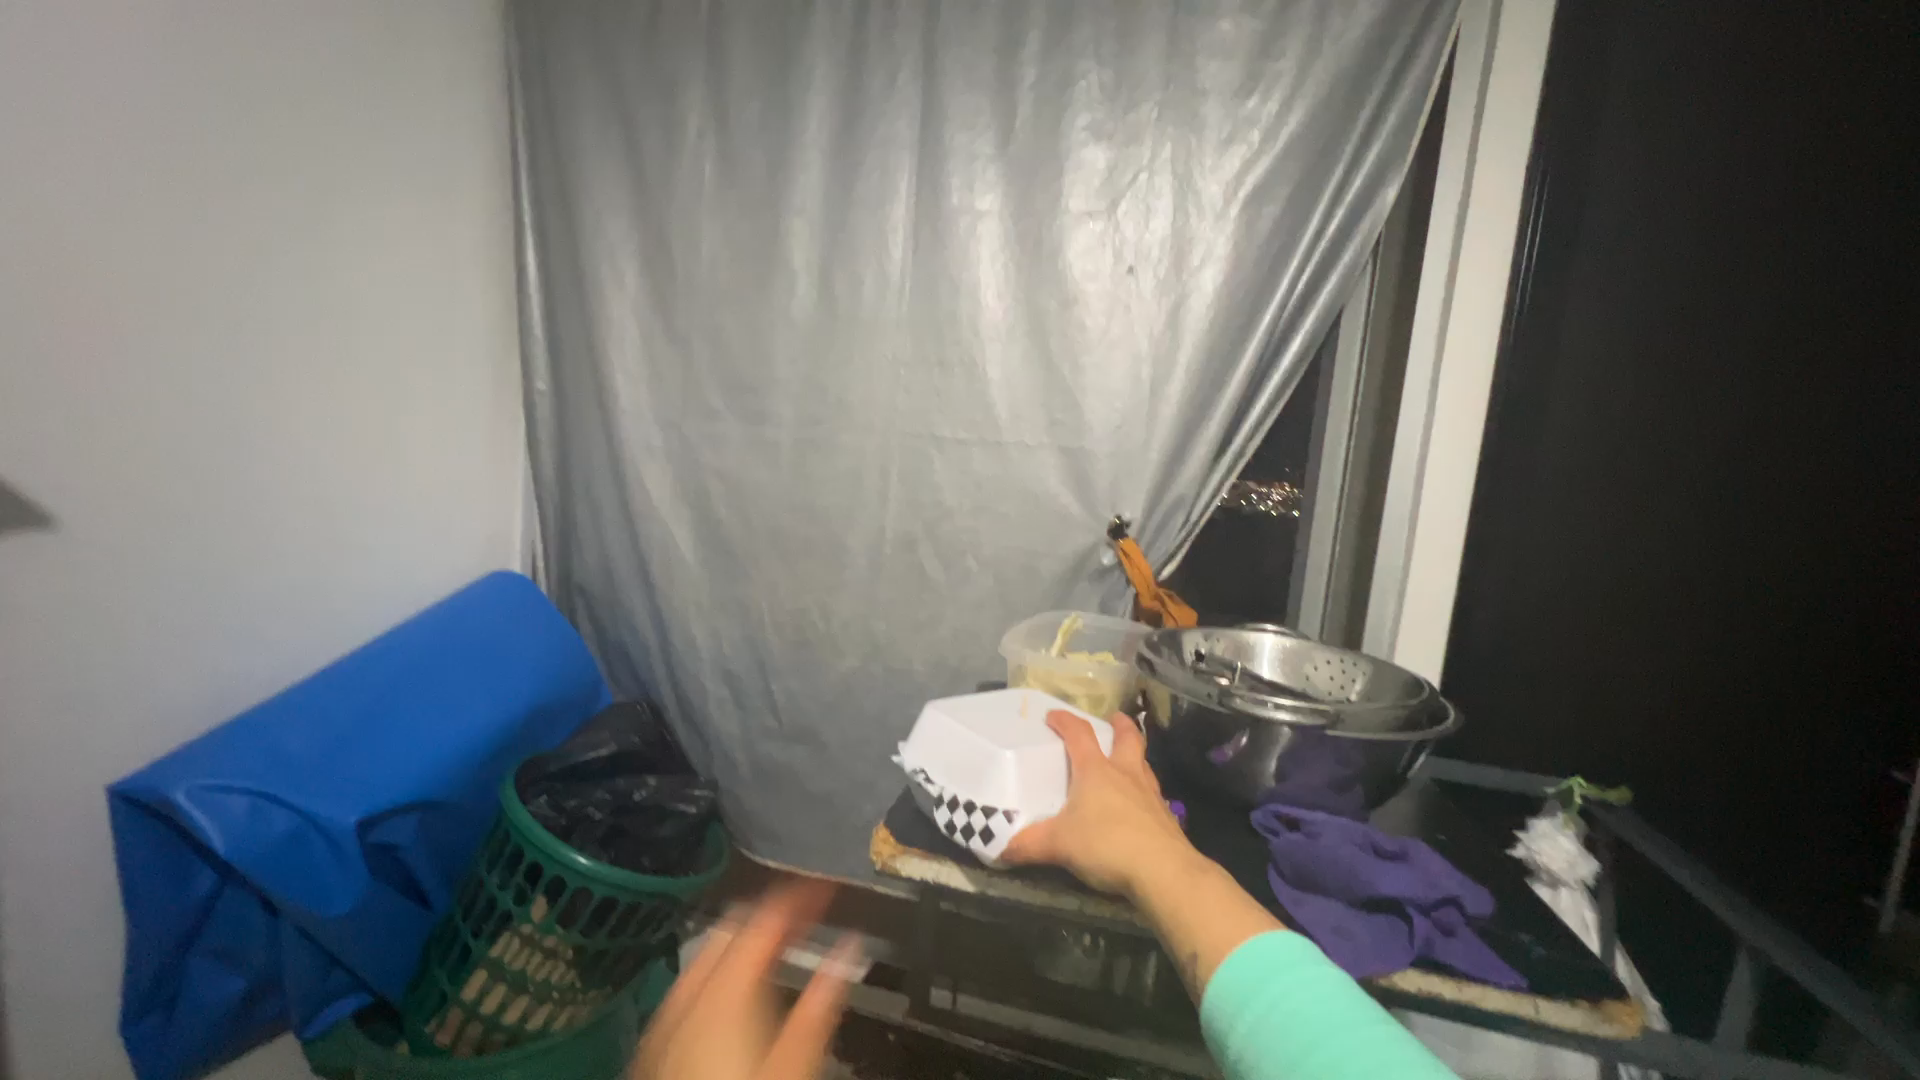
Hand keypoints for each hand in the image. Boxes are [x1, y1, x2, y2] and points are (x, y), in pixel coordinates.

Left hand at [632, 879, 859, 1079]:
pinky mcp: (655, 1053)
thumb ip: (823, 1004)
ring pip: (706, 957)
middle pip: (730, 929)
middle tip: (811, 915)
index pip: (765, 919)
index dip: (800, 896)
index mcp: (725, 991)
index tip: (831, 888)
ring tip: (781, 948)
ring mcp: (665, 1024)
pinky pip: (689, 990)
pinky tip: (737, 995)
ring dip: (743, 942)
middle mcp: (689, 996)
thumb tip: (851, 948)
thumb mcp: (795, 1067)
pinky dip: (719, 974)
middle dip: (770, 913)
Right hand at [1001, 709, 1199, 897]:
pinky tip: (1138, 805)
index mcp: (1096, 771)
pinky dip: (1143, 791)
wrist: (1163, 870)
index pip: (1079, 734)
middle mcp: (1126, 774)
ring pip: (1143, 764)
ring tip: (1127, 759)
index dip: (1065, 721)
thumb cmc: (1106, 844)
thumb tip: (1001, 849)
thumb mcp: (1059, 845)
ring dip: (1135, 756)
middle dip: (1120, 725)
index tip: (1053, 715)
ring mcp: (1150, 794)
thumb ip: (1029, 845)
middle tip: (1115, 718)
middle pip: (1127, 739)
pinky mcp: (1165, 817)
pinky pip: (1152, 794)